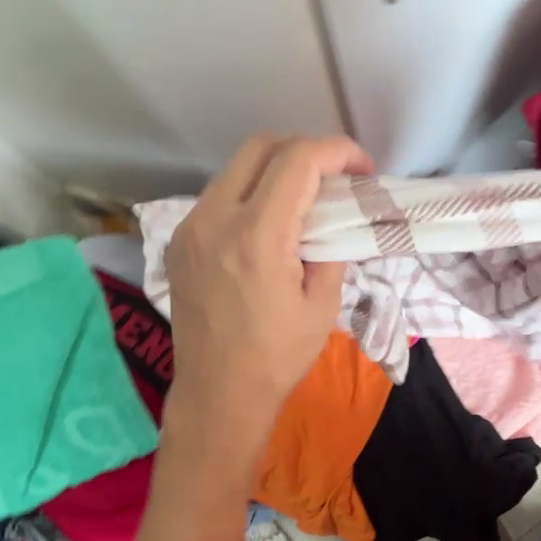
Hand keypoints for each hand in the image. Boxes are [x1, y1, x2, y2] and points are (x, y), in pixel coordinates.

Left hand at [163, 133, 373, 424]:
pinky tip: (267, 227)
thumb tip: (333, 222)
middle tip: (333, 178)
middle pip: (261, 147)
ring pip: (234, 170)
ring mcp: (190, 228)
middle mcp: (215, 219)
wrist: (219, 393)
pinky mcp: (179, 244)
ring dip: (273, 172)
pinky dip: (247, 196)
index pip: (298, 161)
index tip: (361, 168)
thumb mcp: (321, 307)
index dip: (337, 151)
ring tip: (303, 201)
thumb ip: (330, 252)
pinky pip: (217, 198)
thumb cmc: (277, 358)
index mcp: (257, 236)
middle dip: (304, 150)